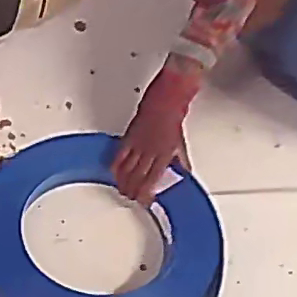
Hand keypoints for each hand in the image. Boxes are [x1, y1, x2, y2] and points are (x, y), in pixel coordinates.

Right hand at [113, 71, 195, 200]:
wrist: (168, 96)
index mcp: (165, 154)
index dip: (147, 194)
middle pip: (138, 178)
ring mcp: (139, 145)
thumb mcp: (180, 142)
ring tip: (121, 189)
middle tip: (128, 197)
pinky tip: (112, 172)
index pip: (154, 180)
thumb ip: (180, 161)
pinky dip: (115, 166)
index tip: (143, 201)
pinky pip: (119, 156)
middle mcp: (151, 151)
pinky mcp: (129, 138)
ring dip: (123, 182)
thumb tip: (184, 173)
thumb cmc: (173, 115)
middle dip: (132, 191)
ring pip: (128, 170)